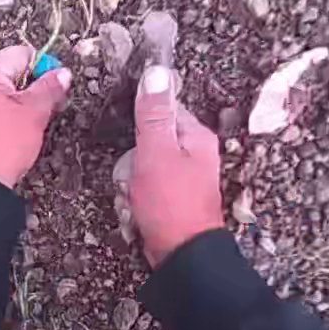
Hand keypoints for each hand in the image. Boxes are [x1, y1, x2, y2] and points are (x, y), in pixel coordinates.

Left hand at [0, 45, 73, 188]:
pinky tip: (16, 129)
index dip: (44, 66)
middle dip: (32, 84)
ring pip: (2, 88)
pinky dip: (7, 110)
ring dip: (21, 99)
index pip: (21, 53)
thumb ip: (50, 87)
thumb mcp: (34, 112)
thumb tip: (63, 73)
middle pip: (10, 69)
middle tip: (47, 104)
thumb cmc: (2, 147)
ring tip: (31, 120)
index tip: (57, 83)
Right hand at [129, 65, 222, 266]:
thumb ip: (153, 114)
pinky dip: (136, 198)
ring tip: (136, 197)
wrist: (181, 256)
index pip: (163, 110)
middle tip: (135, 175)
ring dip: (131, 182)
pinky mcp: (173, 198)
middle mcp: (195, 154)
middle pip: (150, 139)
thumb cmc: (170, 204)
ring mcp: (184, 178)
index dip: (141, 122)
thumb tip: (156, 72)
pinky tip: (137, 210)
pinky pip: (146, 187)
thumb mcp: (155, 152)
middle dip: (133, 160)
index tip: (134, 141)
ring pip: (143, 166)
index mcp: (197, 137)